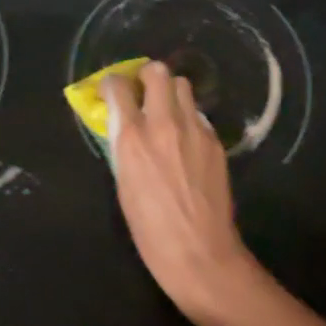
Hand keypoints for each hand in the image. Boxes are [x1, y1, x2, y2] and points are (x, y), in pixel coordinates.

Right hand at [101, 61, 260, 325]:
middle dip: (146, 75)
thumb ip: (124, 148)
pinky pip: (199, 115)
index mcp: (133, 138)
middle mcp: (164, 124)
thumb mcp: (124, 186)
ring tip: (167, 112)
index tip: (111, 91)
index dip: (111, 84)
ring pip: (183, 86)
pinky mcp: (215, 140)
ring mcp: (195, 129)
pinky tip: (186, 141)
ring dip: (171, 92)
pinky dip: (189, 118)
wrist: (201, 253)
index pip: (118, 87)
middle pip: (157, 72)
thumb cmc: (151, 231)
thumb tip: (123, 127)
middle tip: (142, 91)